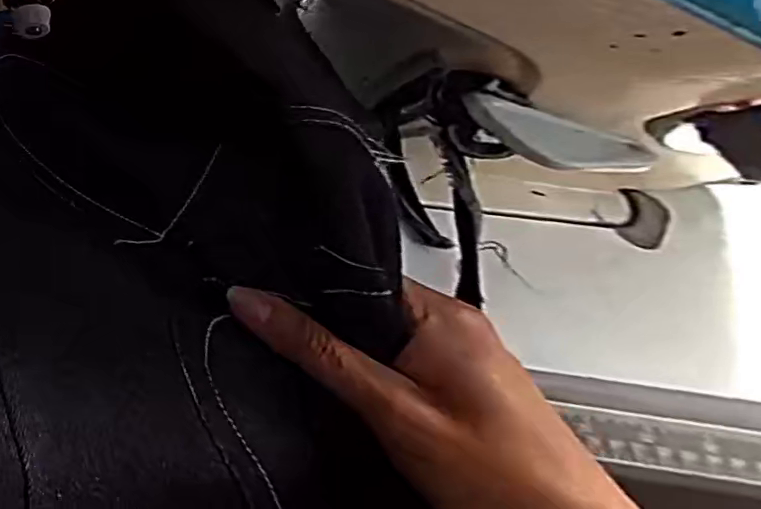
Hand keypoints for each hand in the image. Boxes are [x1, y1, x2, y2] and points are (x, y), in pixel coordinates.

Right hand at [228, 281, 634, 508]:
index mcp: (440, 312)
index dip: (305, 291)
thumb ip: (317, 352)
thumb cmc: (507, 486)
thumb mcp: (391, 411)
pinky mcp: (472, 384)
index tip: (269, 306)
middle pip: (364, 306)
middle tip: (321, 370)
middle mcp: (457, 323)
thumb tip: (253, 302)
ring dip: (361, 361)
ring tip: (359, 397)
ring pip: (384, 336)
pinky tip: (384, 410)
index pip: (349, 275)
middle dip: (334, 334)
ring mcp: (468, 354)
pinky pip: (407, 360)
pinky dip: (385, 378)